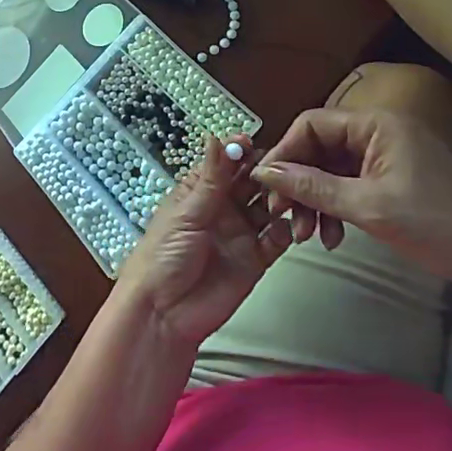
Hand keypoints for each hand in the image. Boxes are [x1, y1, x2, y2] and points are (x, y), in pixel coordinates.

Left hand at [117, 134, 293, 348]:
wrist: (164, 313)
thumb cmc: (162, 257)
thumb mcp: (187, 214)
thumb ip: (211, 179)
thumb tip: (217, 137)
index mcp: (199, 191)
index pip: (227, 163)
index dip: (241, 153)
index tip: (255, 146)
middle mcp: (222, 207)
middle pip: (254, 182)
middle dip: (269, 175)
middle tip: (283, 173)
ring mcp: (241, 232)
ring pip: (271, 207)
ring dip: (282, 201)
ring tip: (287, 202)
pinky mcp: (256, 258)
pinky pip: (278, 238)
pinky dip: (287, 231)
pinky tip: (288, 230)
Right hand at [249, 108, 451, 286]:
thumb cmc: (434, 225)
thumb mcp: (365, 206)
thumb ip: (310, 186)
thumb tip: (263, 172)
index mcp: (376, 125)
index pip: (311, 124)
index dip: (284, 152)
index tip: (265, 185)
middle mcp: (378, 132)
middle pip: (317, 149)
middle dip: (296, 183)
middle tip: (281, 216)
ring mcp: (384, 156)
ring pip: (328, 170)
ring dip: (312, 201)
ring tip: (305, 235)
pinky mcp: (389, 178)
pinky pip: (346, 185)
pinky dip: (332, 208)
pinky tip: (330, 237)